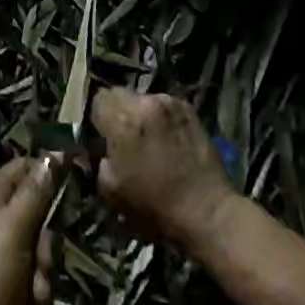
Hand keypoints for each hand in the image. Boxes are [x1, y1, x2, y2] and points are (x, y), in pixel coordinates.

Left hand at [0, 156, 63, 304]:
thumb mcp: (13, 225)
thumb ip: (36, 191)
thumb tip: (53, 153)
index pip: (27, 166)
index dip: (50, 172)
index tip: (76, 182)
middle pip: (40, 210)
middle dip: (47, 237)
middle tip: (40, 253)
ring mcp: (3, 248)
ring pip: (42, 245)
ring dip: (44, 267)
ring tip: (34, 285)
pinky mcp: (9, 278)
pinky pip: (36, 273)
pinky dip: (37, 287)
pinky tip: (29, 301)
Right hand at [92, 88, 235, 247]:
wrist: (206, 210)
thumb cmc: (154, 206)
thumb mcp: (111, 190)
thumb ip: (98, 160)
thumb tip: (99, 147)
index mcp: (122, 120)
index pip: (99, 99)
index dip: (98, 117)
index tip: (103, 135)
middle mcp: (145, 103)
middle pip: (120, 93)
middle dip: (118, 112)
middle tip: (124, 138)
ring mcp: (170, 103)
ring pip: (144, 99)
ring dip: (141, 114)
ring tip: (150, 140)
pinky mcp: (189, 109)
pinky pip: (165, 105)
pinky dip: (161, 117)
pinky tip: (169, 140)